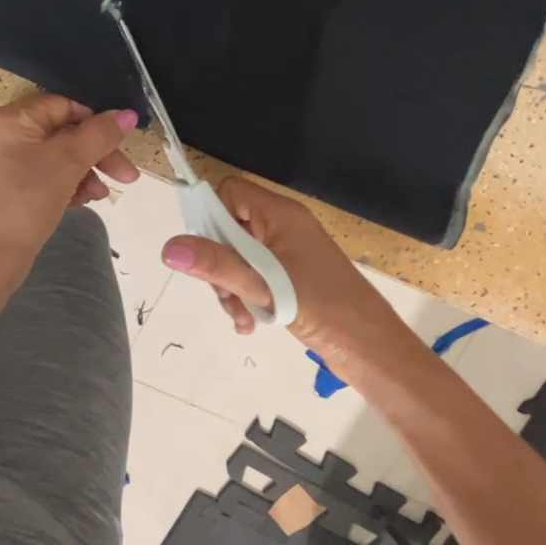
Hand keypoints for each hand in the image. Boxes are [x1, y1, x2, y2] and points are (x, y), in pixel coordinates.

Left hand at [0, 93, 138, 267]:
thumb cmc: (26, 198)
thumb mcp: (67, 162)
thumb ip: (99, 135)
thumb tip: (128, 113)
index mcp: (15, 118)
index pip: (65, 105)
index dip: (96, 120)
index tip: (123, 141)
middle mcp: (9, 134)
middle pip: (65, 132)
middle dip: (98, 152)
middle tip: (128, 176)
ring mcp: (10, 162)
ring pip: (60, 157)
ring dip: (87, 172)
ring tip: (102, 195)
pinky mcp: (15, 188)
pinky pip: (49, 177)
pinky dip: (70, 185)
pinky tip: (84, 201)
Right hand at [161, 177, 421, 370]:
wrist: (377, 353)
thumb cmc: (325, 310)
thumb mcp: (263, 286)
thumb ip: (215, 264)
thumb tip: (169, 248)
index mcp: (281, 215)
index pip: (230, 192)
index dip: (212, 217)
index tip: (207, 251)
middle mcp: (284, 225)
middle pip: (230, 226)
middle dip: (219, 262)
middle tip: (226, 295)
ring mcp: (290, 251)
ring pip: (239, 255)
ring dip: (231, 285)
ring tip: (241, 317)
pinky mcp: (294, 276)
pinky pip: (256, 274)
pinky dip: (247, 295)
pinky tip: (250, 322)